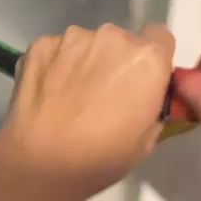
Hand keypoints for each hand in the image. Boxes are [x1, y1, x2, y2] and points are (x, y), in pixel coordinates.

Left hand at [0, 23, 176, 198]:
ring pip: (87, 44)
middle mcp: (113, 37)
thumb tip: (142, 97)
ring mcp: (73, 38)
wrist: (41, 163)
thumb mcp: (147, 139)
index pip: (160, 39)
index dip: (151, 61)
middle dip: (116, 61)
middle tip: (103, 96)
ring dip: (84, 62)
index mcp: (147, 59)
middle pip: (121, 41)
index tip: (140, 82)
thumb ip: (151, 104)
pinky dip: (55, 66)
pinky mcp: (40, 45)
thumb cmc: (102, 157)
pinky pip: (56, 50)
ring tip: (70, 97)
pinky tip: (47, 94)